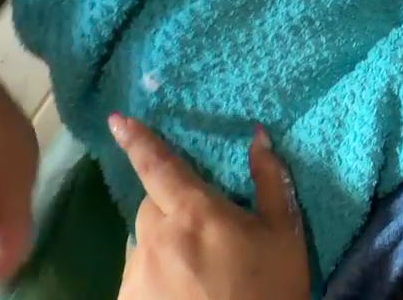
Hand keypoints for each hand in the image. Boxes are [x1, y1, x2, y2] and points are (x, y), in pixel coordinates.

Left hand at [110, 114, 310, 299]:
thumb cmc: (271, 287)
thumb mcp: (284, 229)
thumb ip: (269, 179)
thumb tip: (258, 137)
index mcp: (195, 213)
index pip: (160, 168)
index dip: (139, 141)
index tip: (118, 120)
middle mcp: (155, 241)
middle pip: (153, 206)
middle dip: (174, 204)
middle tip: (208, 223)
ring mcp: (135, 279)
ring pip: (143, 242)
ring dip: (165, 241)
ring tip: (200, 266)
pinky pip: (139, 275)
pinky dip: (157, 273)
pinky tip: (186, 290)